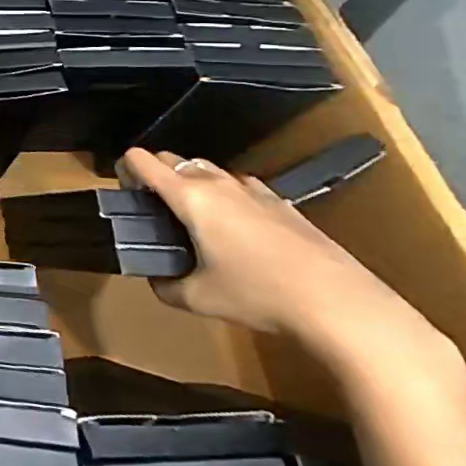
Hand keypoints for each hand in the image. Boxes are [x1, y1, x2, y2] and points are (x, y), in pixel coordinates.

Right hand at [118, 148, 437, 363]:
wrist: (340, 306)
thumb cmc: (261, 295)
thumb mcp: (199, 299)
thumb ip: (167, 286)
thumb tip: (158, 283)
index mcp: (189, 196)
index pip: (142, 159)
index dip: (125, 168)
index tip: (125, 189)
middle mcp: (217, 183)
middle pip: (172, 159)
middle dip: (157, 175)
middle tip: (157, 208)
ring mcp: (253, 190)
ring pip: (208, 170)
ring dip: (193, 183)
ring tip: (197, 219)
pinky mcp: (282, 204)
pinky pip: (242, 187)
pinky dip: (229, 197)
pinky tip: (241, 232)